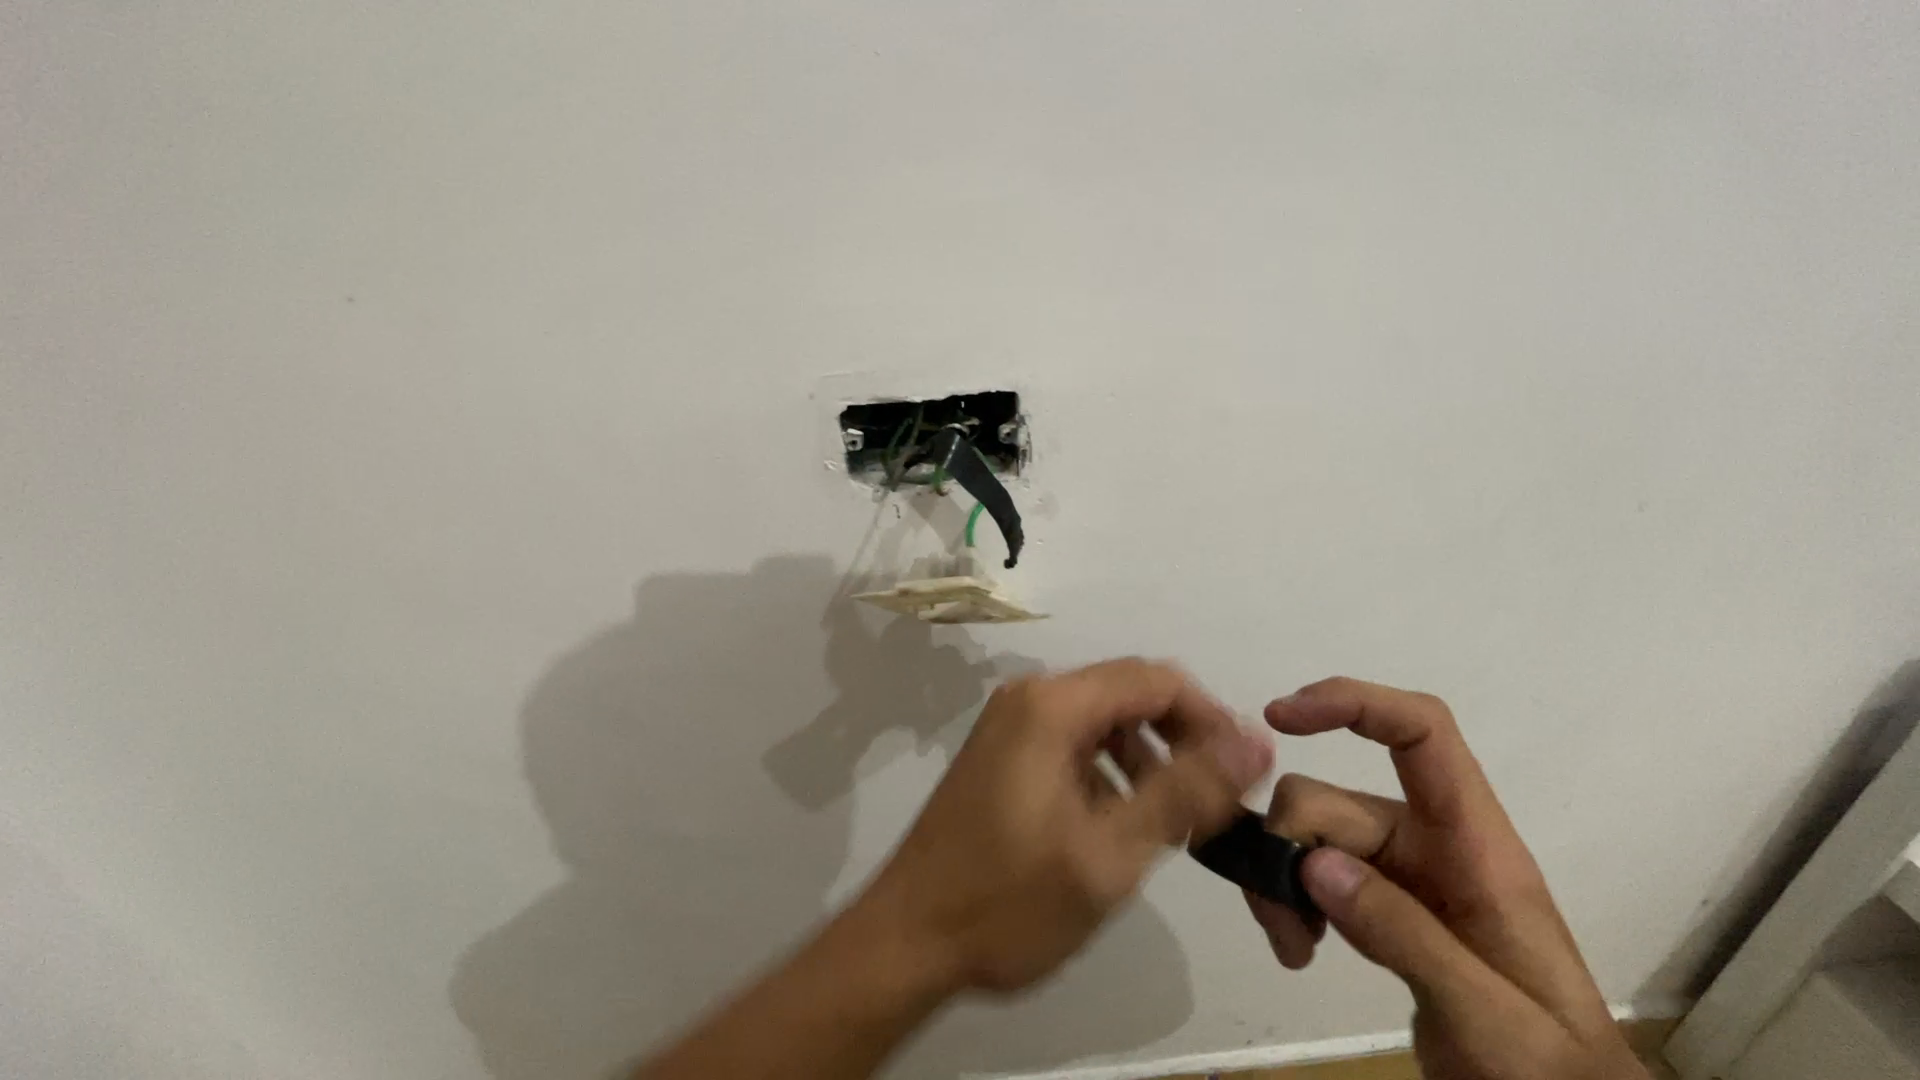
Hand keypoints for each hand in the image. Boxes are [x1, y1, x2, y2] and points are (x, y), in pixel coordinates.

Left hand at [857, 658, 1272, 994]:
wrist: (908, 938)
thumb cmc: (1008, 901)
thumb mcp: (1110, 853)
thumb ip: (1186, 791)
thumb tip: (1255, 740)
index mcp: (1053, 706)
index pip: (1158, 680)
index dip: (1211, 719)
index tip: (1241, 778)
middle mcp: (1030, 699)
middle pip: (1130, 693)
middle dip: (1181, 740)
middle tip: (1212, 805)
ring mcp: (1010, 726)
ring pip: (1104, 721)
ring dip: (1148, 759)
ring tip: (1173, 822)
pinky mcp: (1003, 755)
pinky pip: (1074, 743)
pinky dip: (1110, 771)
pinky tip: (1120, 824)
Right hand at [1246, 678, 1648, 1079]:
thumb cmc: (1550, 1069)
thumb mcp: (1490, 1015)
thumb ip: (1406, 936)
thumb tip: (1312, 861)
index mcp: (1476, 843)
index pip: (1422, 732)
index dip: (1355, 703)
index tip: (1282, 717)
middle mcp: (1430, 841)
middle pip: (1333, 799)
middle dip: (1288, 848)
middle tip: (1286, 927)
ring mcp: (1399, 871)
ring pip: (1308, 835)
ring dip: (1281, 884)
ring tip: (1293, 948)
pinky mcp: (1376, 902)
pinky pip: (1309, 873)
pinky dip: (1289, 901)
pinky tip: (1300, 948)